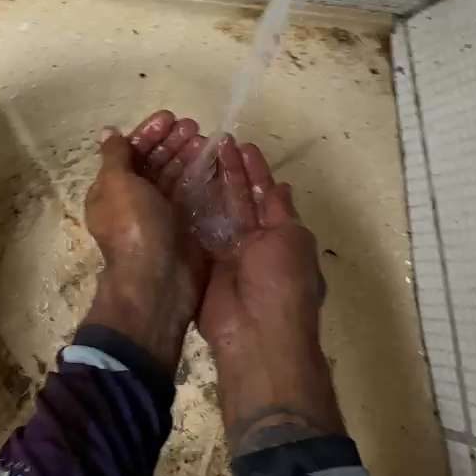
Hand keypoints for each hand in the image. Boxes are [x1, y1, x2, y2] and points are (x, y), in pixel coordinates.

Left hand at [81, 111, 211, 371]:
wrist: (157, 282)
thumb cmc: (133, 227)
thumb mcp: (116, 184)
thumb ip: (115, 156)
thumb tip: (108, 131)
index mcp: (112, 188)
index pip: (131, 152)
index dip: (148, 133)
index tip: (170, 118)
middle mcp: (135, 199)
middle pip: (155, 162)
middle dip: (172, 142)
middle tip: (194, 126)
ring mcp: (161, 214)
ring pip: (174, 176)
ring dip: (188, 155)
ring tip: (208, 139)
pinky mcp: (184, 227)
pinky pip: (192, 195)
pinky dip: (201, 178)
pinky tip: (215, 162)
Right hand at [194, 136, 345, 454]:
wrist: (256, 334)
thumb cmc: (281, 283)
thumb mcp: (293, 241)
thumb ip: (280, 212)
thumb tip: (281, 187)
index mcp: (281, 235)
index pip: (266, 194)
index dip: (256, 169)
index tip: (241, 144)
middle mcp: (255, 241)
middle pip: (240, 197)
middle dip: (231, 170)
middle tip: (216, 140)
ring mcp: (228, 251)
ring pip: (218, 209)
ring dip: (211, 183)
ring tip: (197, 154)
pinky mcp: (204, 262)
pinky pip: (198, 229)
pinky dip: (192, 207)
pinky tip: (181, 183)